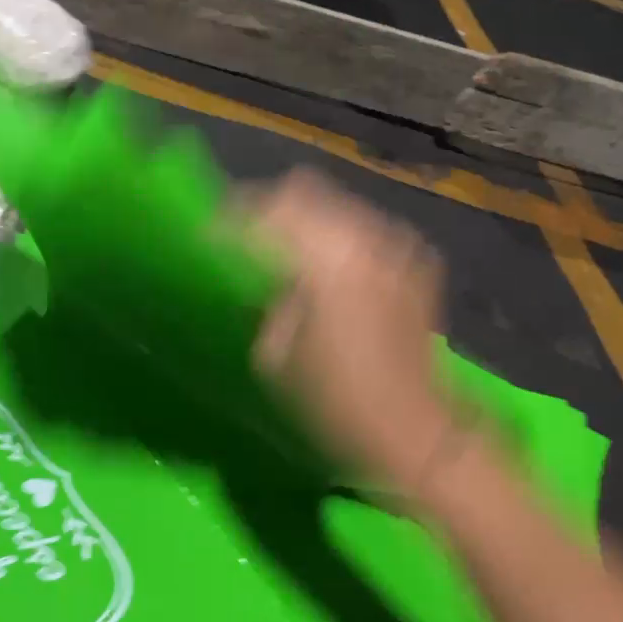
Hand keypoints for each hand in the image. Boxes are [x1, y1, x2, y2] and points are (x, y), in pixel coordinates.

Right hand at [252, 169, 456, 498]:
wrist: (419, 431)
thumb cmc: (335, 402)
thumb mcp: (274, 357)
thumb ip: (261, 301)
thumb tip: (251, 278)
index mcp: (323, 261)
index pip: (262, 211)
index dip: (227, 218)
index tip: (204, 234)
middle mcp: (363, 237)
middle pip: (301, 191)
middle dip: (264, 209)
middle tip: (238, 236)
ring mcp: (395, 245)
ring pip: (333, 206)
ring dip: (301, 222)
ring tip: (278, 252)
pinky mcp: (414, 260)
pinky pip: (362, 230)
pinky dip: (334, 240)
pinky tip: (323, 270)